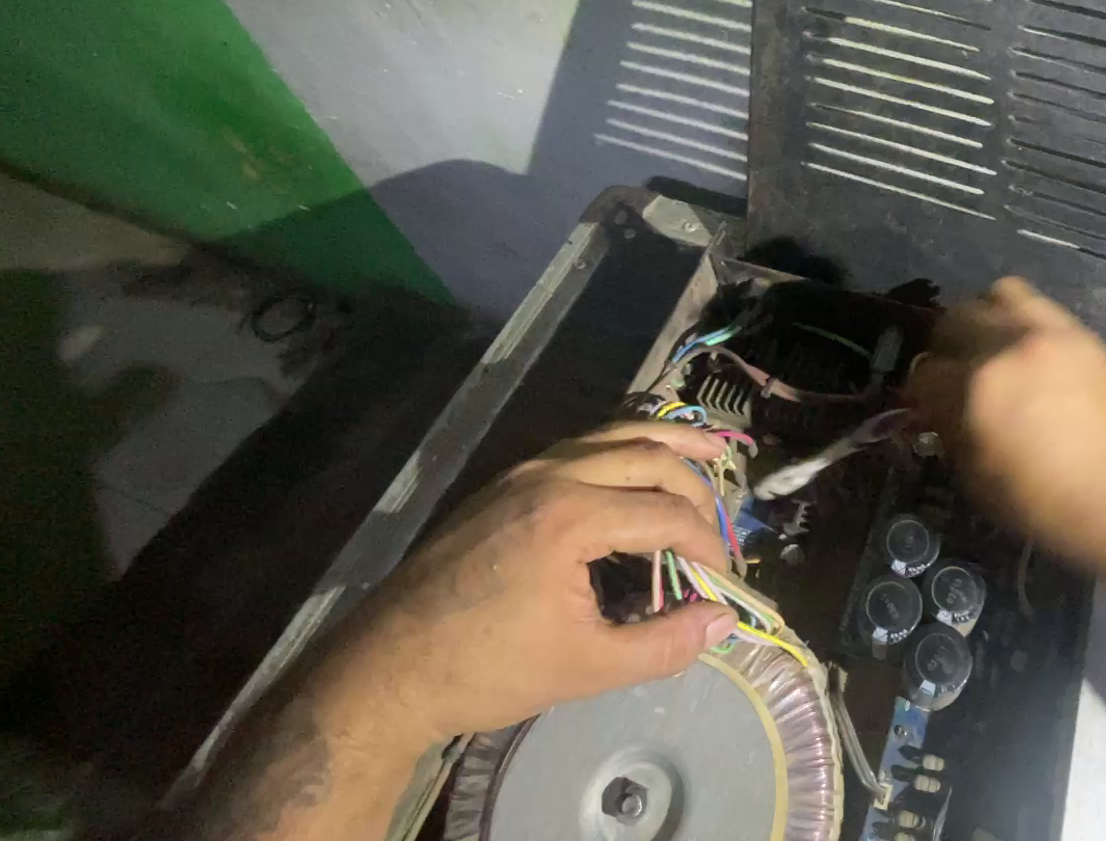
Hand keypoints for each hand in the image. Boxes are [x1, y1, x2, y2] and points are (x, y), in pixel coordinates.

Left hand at [314, 422, 739, 745]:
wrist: (381, 672)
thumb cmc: (485, 671)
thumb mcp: (586, 668)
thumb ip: (664, 645)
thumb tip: (724, 620)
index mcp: (573, 518)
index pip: (667, 515)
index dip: (706, 544)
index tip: (722, 579)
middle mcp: (554, 476)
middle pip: (651, 457)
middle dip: (696, 489)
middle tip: (717, 527)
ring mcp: (527, 470)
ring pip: (616, 434)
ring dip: (667, 442)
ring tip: (708, 447)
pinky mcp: (509, 480)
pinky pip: (583, 444)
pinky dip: (625, 446)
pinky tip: (639, 464)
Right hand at [907, 278, 1105, 570]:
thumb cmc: (1044, 504)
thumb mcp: (976, 478)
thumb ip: (949, 432)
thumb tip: (935, 410)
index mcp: (976, 388)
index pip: (925, 373)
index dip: (918, 393)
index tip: (924, 406)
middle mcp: (1007, 347)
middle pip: (953, 320)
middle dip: (945, 348)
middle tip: (954, 373)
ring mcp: (1048, 335)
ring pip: (997, 296)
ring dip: (984, 318)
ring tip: (991, 348)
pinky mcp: (1081, 335)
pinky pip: (1038, 306)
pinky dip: (1021, 321)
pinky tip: (1027, 353)